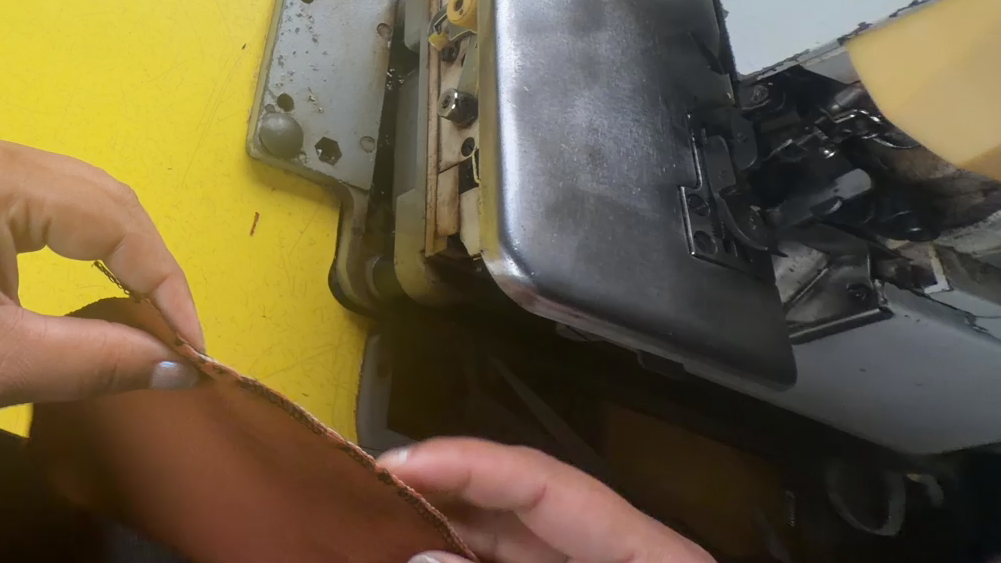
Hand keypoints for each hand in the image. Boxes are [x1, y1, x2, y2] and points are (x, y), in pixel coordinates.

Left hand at [0, 136, 204, 425]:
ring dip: (123, 253)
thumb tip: (181, 370)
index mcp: (2, 178)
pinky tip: (100, 283)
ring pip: (82, 199)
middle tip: (177, 340)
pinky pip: (51, 206)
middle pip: (106, 200)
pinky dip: (87, 244)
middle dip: (150, 267)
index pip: (117, 221)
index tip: (196, 354)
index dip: (167, 285)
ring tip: (148, 318)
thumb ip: (98, 361)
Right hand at [380, 438, 712, 562]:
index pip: (545, 482)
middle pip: (517, 505)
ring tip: (382, 525)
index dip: (464, 463)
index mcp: (650, 558)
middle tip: (367, 494)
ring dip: (443, 531)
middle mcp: (620, 558)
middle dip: (441, 494)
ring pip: (506, 539)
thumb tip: (420, 558)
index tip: (392, 468)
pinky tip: (421, 557)